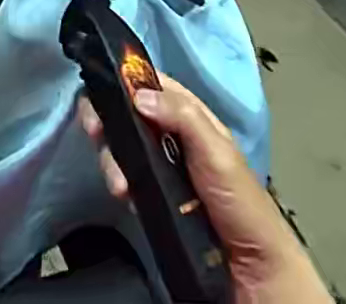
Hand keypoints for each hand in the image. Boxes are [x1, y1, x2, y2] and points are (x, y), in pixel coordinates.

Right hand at [78, 75, 329, 303]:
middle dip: (107, 118)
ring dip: (110, 157)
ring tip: (118, 182)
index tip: (101, 88)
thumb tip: (138, 95)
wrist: (250, 266)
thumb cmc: (239, 199)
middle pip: (127, 111)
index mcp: (188, 113)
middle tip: (95, 132)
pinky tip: (123, 193)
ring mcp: (158, 162)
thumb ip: (182, 117)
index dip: (124, 79)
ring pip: (121, 143)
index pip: (150, 82)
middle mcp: (169, 132)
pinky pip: (125, 174)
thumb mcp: (216, 151)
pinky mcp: (151, 191)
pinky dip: (118, 179)